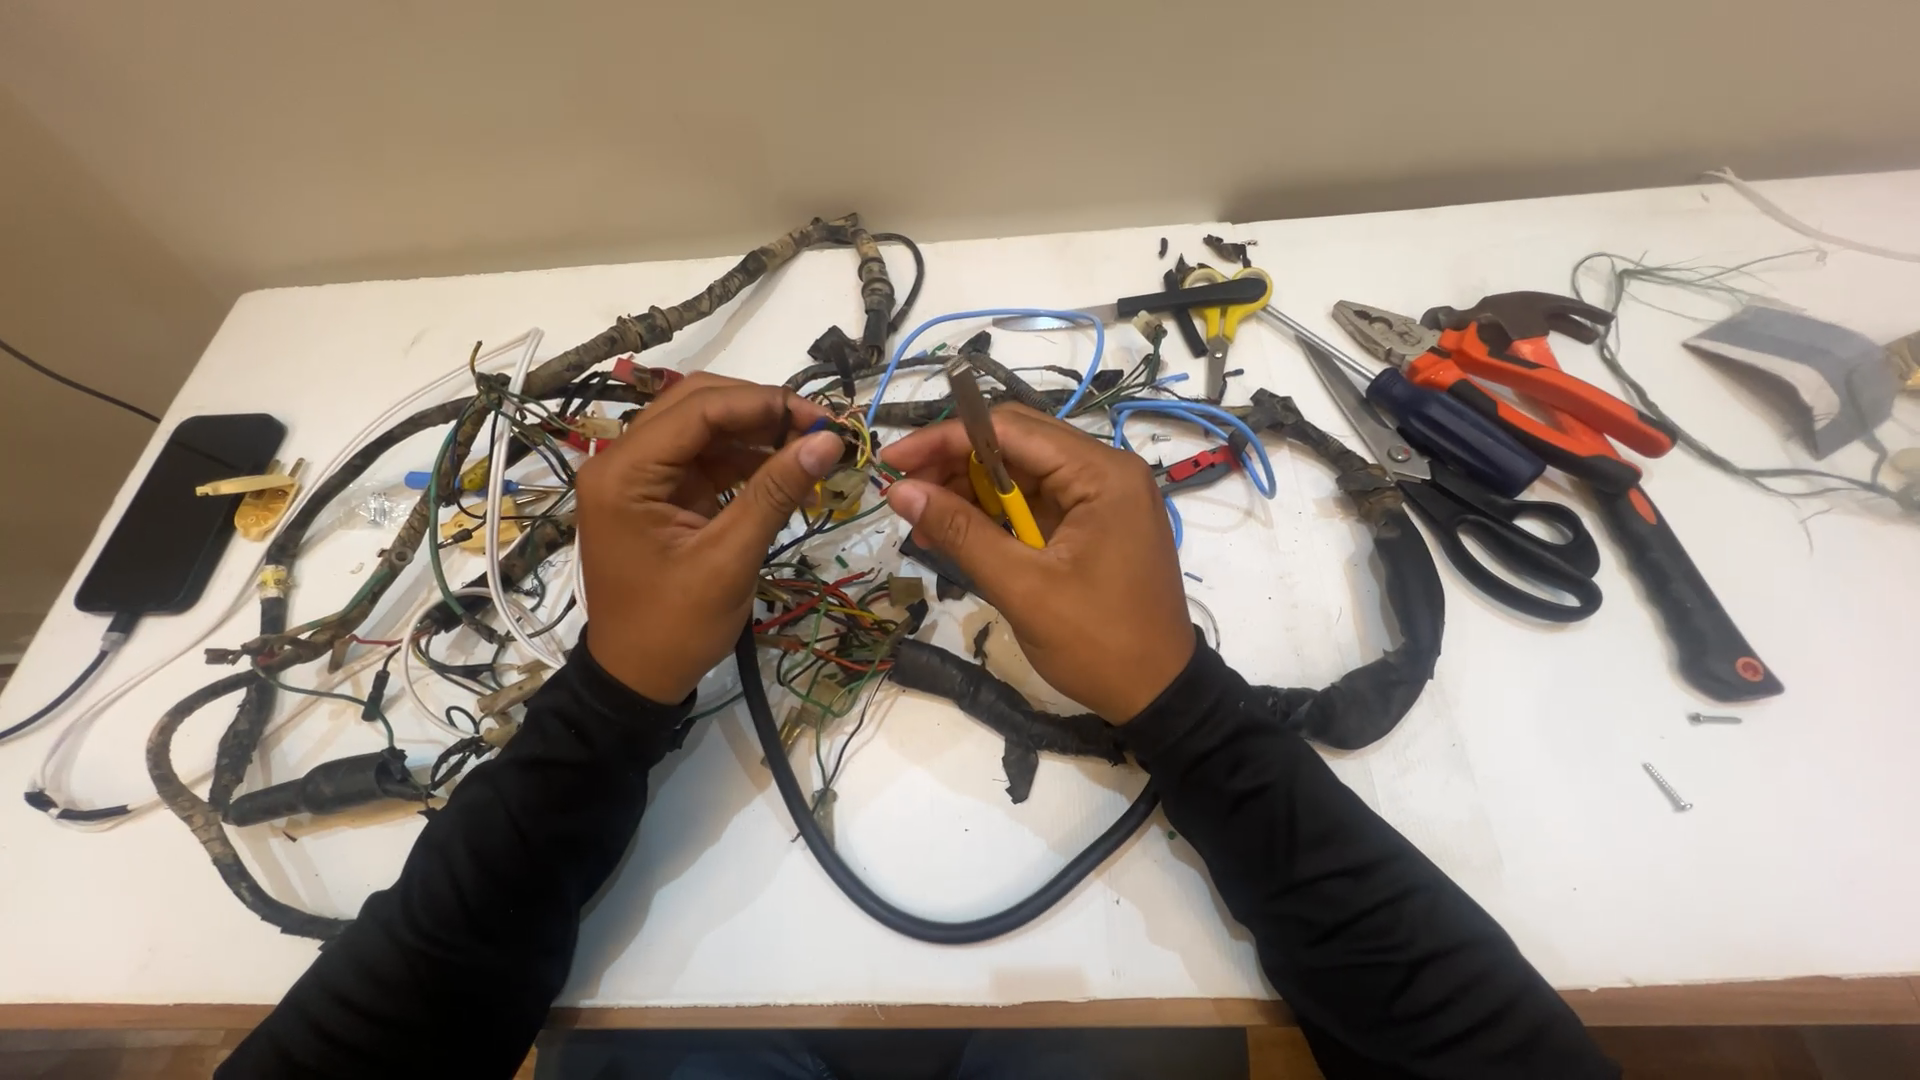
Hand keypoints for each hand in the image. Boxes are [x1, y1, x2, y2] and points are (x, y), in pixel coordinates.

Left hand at [575, 375, 840, 702]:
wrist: (639, 677)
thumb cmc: (676, 626)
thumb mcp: (730, 559)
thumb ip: (775, 493)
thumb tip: (828, 442)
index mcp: (623, 473)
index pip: (697, 410)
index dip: (763, 403)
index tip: (821, 418)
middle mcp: (623, 462)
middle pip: (697, 406)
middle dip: (760, 410)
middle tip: (818, 429)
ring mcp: (641, 477)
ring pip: (705, 428)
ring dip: (758, 433)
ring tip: (812, 449)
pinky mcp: (661, 495)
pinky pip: (707, 460)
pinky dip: (748, 461)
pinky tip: (788, 472)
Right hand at [880, 405, 1193, 721]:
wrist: (1158, 694)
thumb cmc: (1098, 643)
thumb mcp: (1023, 588)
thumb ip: (961, 532)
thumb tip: (900, 491)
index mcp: (1102, 474)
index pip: (1010, 430)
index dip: (944, 438)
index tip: (893, 459)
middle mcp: (1106, 471)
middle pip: (1015, 445)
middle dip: (953, 463)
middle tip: (904, 492)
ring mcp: (1102, 497)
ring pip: (1021, 473)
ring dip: (970, 492)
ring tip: (922, 523)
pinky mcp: (1094, 523)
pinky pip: (1036, 503)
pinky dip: (995, 516)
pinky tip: (956, 533)